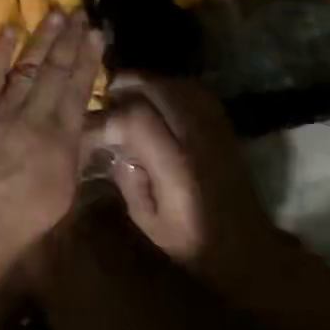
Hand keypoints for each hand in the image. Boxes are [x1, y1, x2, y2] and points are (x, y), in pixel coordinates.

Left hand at [0, 9, 105, 293]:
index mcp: (60, 142)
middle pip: (55, 73)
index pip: (78, 91)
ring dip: (41, 39)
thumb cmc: (20, 222)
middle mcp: (33, 121)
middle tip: (80, 12)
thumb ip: (76, 153)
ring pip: (26, 68)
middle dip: (69, 41)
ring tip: (56, 14)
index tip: (97, 34)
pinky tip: (11, 29)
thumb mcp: (62, 193)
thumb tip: (89, 121)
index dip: (88, 60)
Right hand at [88, 74, 280, 287]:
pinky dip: (166, 88)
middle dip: (120, 91)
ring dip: (143, 85)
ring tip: (121, 99)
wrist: (246, 247)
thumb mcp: (145, 218)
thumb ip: (125, 175)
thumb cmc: (190, 241)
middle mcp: (198, 138)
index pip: (135, 119)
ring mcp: (214, 127)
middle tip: (100, 105)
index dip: (103, 120)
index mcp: (178, 167)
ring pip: (173, 83)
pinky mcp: (223, 124)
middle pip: (154, 89)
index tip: (84, 131)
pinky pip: (191, 90)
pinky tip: (151, 101)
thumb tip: (108, 143)